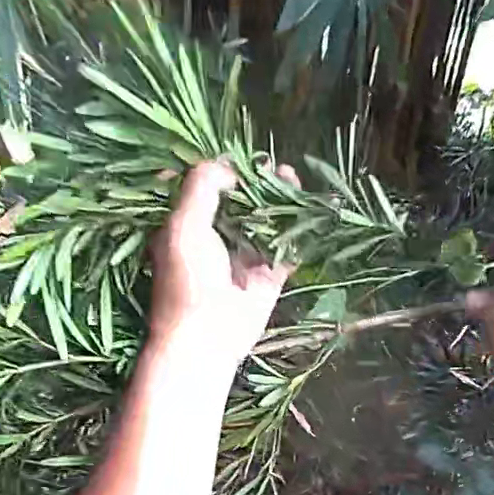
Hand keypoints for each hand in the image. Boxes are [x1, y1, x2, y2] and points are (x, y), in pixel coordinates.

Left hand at [147, 161, 294, 374]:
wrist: (207, 336)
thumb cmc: (187, 279)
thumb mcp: (184, 223)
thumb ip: (202, 187)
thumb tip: (227, 167)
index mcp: (187, 230)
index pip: (205, 194)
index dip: (222, 174)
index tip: (238, 158)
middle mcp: (215, 245)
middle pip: (240, 208)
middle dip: (256, 185)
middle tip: (271, 166)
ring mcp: (243, 263)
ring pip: (265, 226)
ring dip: (279, 203)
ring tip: (292, 178)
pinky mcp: (267, 282)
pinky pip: (286, 253)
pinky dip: (298, 234)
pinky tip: (309, 211)